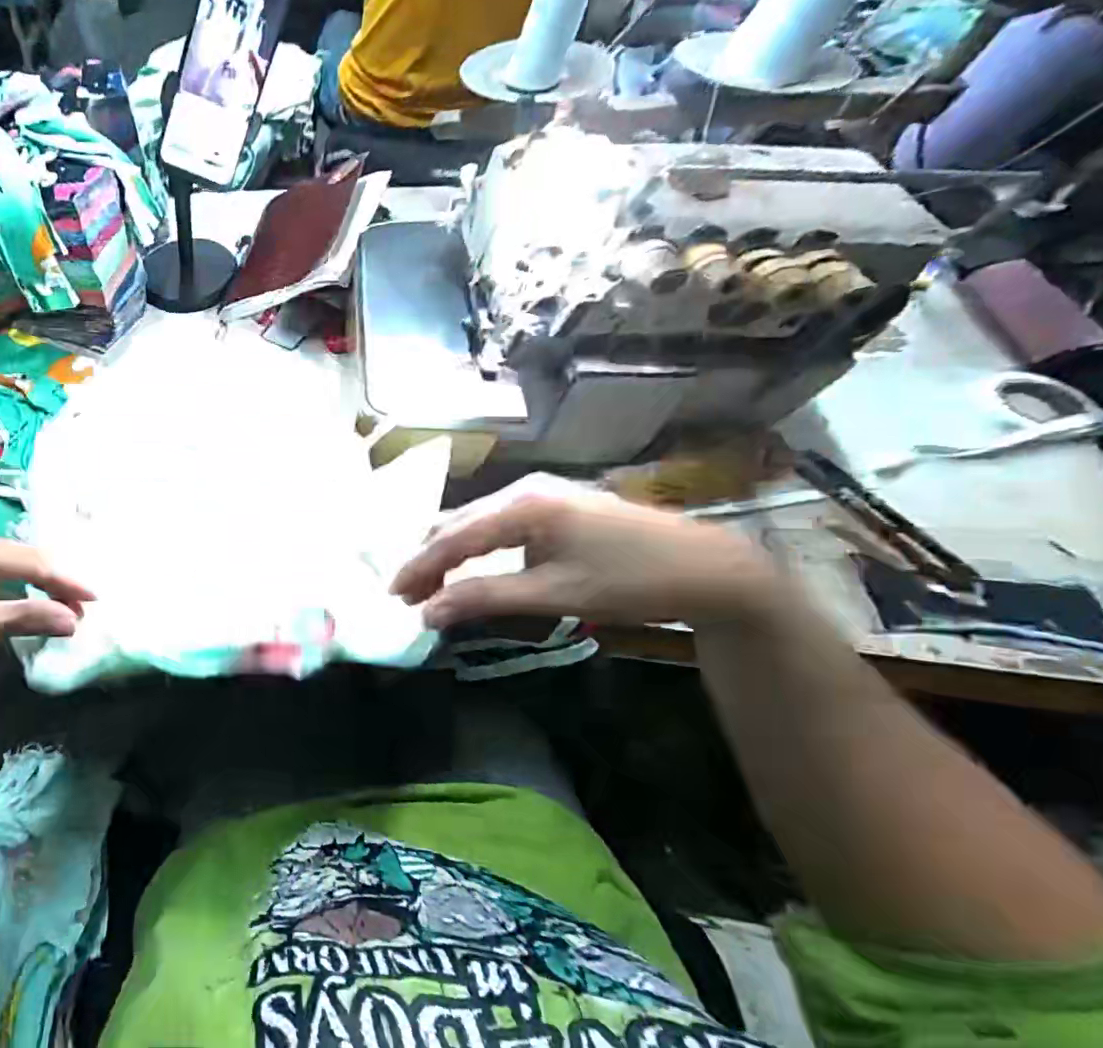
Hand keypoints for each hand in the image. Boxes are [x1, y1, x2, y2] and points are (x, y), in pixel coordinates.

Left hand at [0, 534, 94, 723]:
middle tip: (81, 606)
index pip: (31, 560)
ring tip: (62, 605)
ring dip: (38, 582)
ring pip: (11, 561)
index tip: (93, 599)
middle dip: (54, 580)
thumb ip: (27, 617)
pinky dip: (18, 584)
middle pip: (23, 555)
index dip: (65, 580)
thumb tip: (73, 620)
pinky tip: (31, 598)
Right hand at [390, 477, 777, 628]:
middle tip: (406, 596)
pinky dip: (473, 547)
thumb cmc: (632, 581)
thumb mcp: (555, 594)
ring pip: (474, 521)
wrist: (709, 569)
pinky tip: (466, 566)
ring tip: (428, 586)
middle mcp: (524, 490)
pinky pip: (495, 523)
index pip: (453, 537)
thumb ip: (485, 598)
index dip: (419, 567)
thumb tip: (428, 613)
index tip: (393, 596)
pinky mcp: (553, 506)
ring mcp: (540, 494)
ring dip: (448, 553)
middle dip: (427, 559)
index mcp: (523, 504)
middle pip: (456, 523)